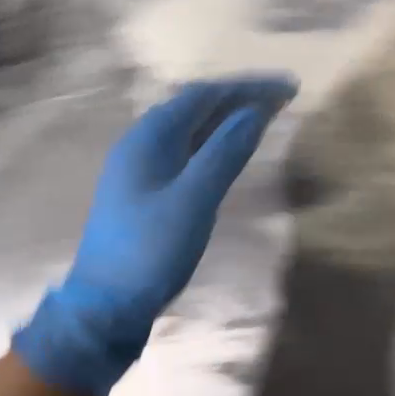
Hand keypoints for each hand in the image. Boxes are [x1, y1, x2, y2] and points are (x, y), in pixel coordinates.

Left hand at [12, 76, 297, 395]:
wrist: (105, 309)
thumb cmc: (150, 250)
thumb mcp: (194, 199)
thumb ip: (224, 153)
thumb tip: (254, 112)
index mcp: (149, 137)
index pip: (205, 94)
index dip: (248, 87)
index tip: (289, 87)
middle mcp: (142, 143)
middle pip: (198, 106)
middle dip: (241, 97)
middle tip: (285, 99)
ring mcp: (143, 169)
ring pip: (193, 129)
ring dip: (230, 118)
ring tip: (267, 117)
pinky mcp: (148, 192)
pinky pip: (189, 150)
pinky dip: (218, 142)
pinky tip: (234, 151)